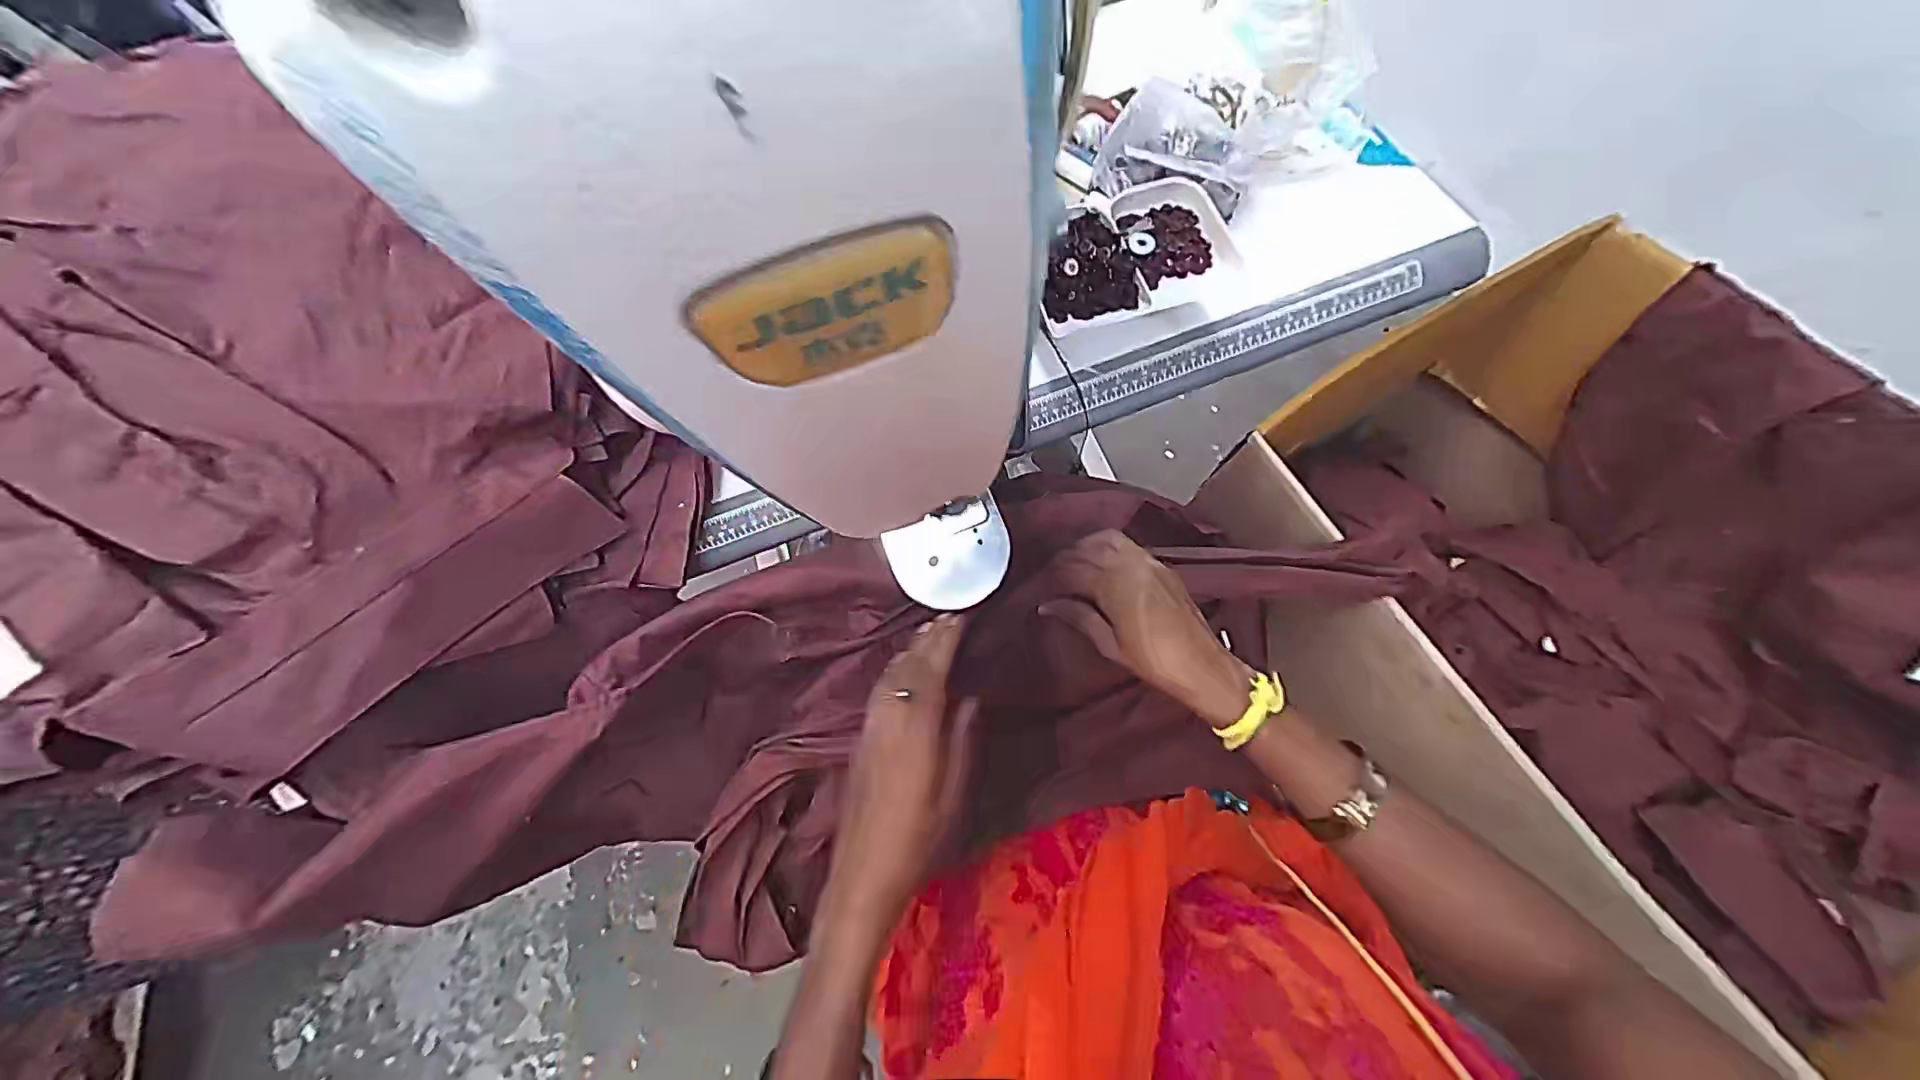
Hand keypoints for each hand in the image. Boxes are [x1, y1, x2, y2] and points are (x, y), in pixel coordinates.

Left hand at [829, 614, 977, 919]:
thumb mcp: (953, 790)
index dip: (946, 639)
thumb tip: (970, 697)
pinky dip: (897, 668)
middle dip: (929, 637)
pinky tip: (905, 669)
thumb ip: (961, 737)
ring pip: (890, 672)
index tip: (961, 615)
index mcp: (915, 725)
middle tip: (949, 616)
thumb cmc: (919, 835)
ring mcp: (869, 725)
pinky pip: (881, 687)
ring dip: (911, 649)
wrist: (863, 870)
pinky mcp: (860, 737)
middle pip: (908, 664)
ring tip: (930, 633)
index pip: (931, 667)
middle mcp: (888, 716)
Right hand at [1051, 530, 1255, 728]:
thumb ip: (1079, 617)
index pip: (1074, 569)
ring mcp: (1150, 563)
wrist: (1203, 666)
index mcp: (1117, 585)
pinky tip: (1100, 565)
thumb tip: (1049, 604)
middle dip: (1066, 558)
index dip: (1053, 576)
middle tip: (1052, 574)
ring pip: (1108, 539)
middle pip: (1089, 548)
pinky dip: (1107, 548)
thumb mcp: (1109, 644)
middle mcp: (1133, 565)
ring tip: (1073, 565)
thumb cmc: (1154, 661)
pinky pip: (1127, 545)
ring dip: (1086, 547)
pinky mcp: (1162, 567)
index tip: (1041, 587)